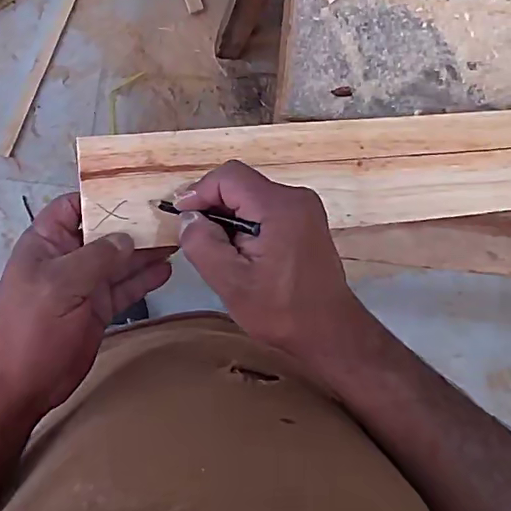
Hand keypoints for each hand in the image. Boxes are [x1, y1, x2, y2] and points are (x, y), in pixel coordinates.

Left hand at [0, 193, 173, 420]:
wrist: (24, 383)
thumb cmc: (33, 327)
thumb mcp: (61, 284)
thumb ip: (96, 257)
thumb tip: (125, 238)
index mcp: (46, 242)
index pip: (72, 206)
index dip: (99, 195)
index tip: (134, 189)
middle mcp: (65, 257)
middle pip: (101, 230)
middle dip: (131, 222)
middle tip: (169, 213)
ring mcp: (82, 284)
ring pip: (116, 259)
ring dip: (144, 250)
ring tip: (177, 237)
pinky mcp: (96, 308)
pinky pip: (122, 287)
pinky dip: (142, 278)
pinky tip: (166, 269)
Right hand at [174, 160, 360, 356]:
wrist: (330, 333)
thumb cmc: (281, 310)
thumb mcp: (230, 282)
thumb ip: (202, 243)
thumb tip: (188, 218)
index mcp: (279, 207)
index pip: (228, 176)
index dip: (198, 191)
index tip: (181, 217)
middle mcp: (295, 198)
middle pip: (238, 183)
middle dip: (210, 205)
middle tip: (194, 236)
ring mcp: (303, 209)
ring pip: (248, 195)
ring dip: (225, 216)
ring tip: (215, 248)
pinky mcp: (303, 221)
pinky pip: (262, 208)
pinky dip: (242, 222)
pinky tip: (236, 251)